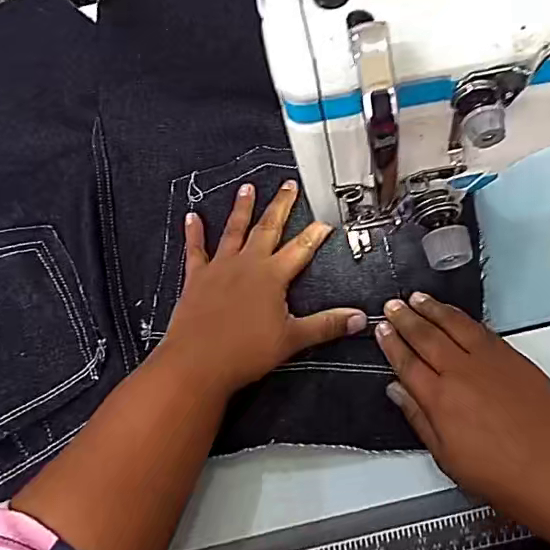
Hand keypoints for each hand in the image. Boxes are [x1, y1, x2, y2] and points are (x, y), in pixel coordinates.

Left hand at [152, 179, 367, 397]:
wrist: (196, 363)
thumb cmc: (243, 352)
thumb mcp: (292, 339)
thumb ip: (326, 325)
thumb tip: (358, 318)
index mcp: (272, 276)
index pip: (301, 248)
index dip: (316, 233)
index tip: (326, 222)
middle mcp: (246, 264)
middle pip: (268, 227)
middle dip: (281, 205)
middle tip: (288, 186)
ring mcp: (220, 268)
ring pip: (234, 230)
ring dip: (242, 208)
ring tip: (247, 188)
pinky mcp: (196, 278)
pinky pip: (195, 249)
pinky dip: (194, 232)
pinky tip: (192, 217)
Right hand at [376, 293, 549, 521]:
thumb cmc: (507, 474)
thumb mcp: (448, 458)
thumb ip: (419, 419)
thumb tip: (399, 394)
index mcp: (440, 400)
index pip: (407, 362)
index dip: (391, 344)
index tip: (382, 331)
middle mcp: (461, 373)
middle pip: (425, 336)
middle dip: (405, 318)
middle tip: (393, 306)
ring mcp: (488, 360)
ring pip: (452, 323)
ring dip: (432, 308)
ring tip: (417, 298)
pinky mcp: (511, 356)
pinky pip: (479, 327)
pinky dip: (461, 316)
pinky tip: (453, 313)